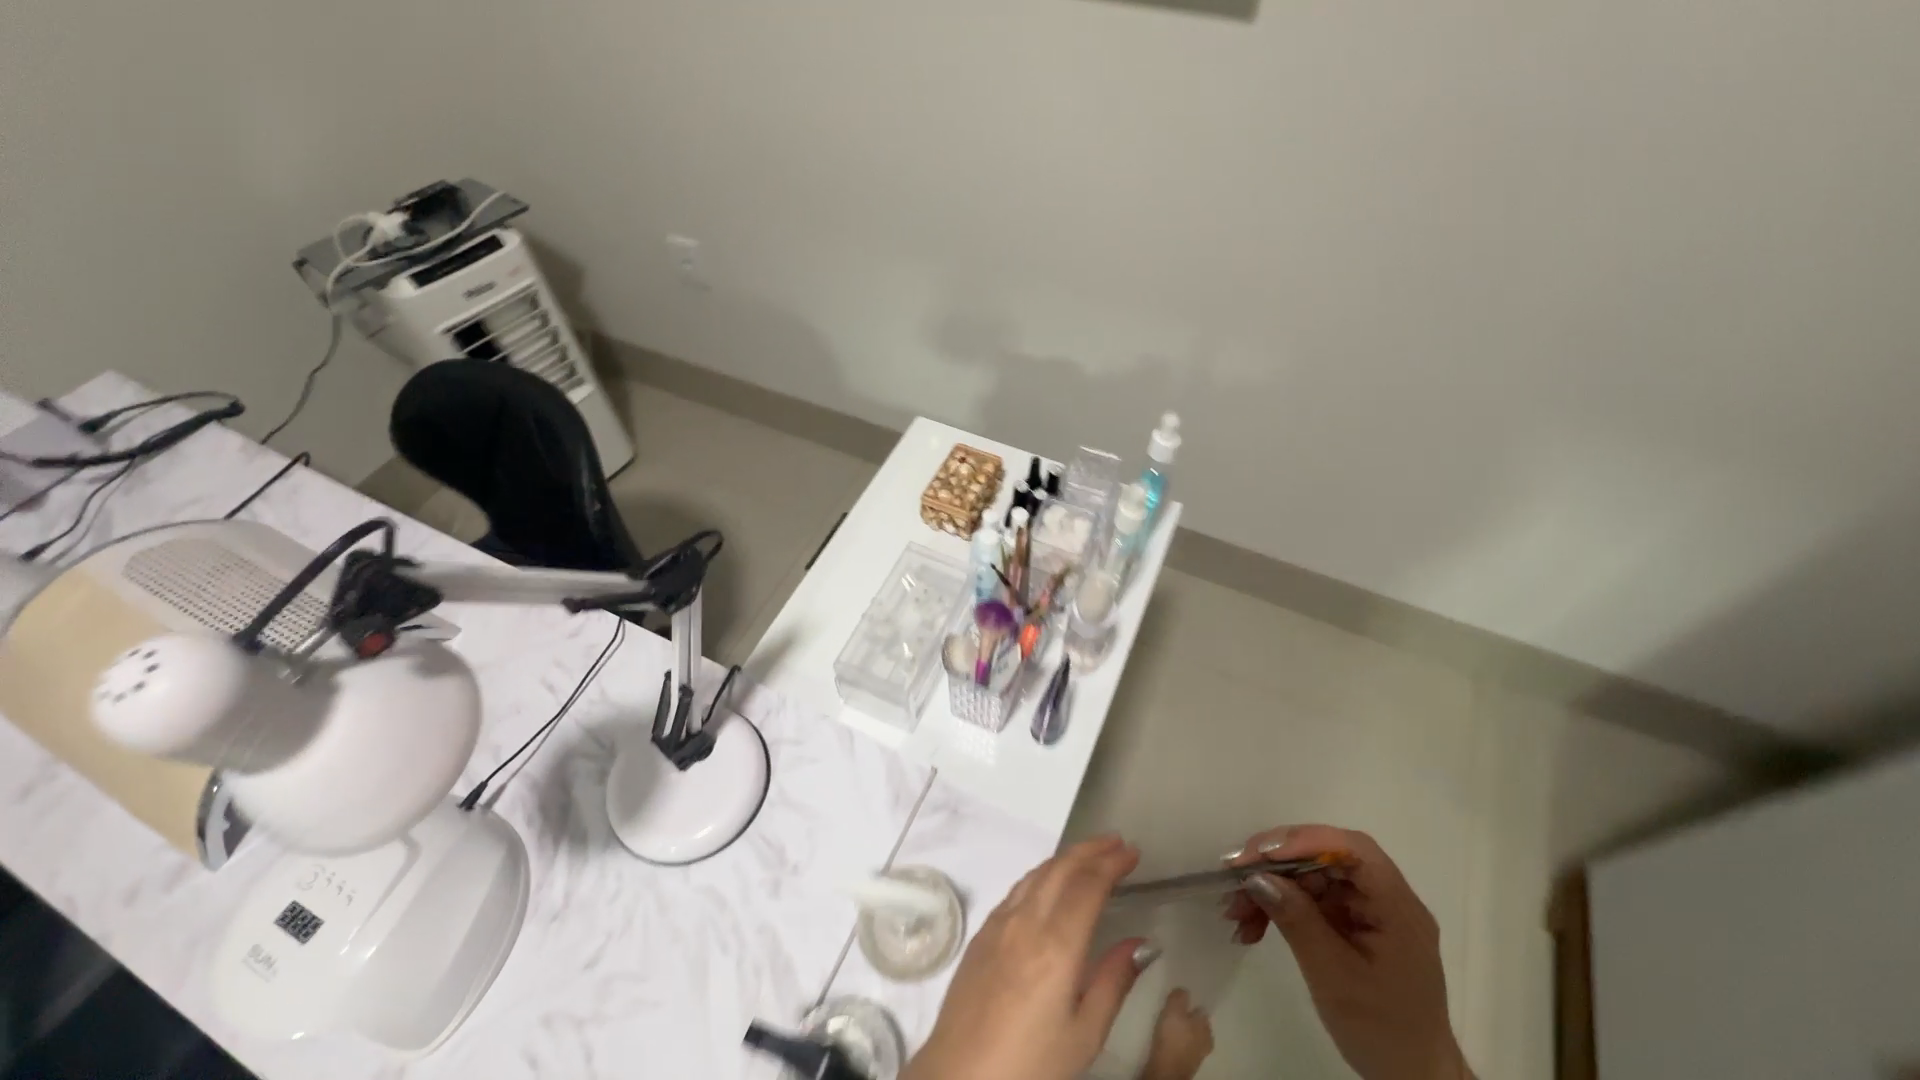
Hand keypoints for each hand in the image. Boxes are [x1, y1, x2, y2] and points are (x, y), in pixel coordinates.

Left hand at [904, 834, 1156, 1079]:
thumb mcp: (1084, 1032)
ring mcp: (997, 926)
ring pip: (1035, 875)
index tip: (1132, 852)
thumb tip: (1141, 943)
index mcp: (1057, 944)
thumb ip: (1113, 980)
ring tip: (1089, 855)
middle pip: (1060, 869)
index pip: (1088, 885)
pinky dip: (1040, 875)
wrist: (959, 1075)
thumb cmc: (1030, 1062)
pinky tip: (1048, 884)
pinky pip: (1016, 891)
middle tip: (1117, 843)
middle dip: (1091, 850)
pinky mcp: (980, 937)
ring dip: (1065, 858)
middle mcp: (1025, 923)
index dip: (1112, 863)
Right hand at [1224, 825, 1471, 1079]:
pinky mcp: (1354, 926)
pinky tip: (1253, 927)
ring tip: (1235, 913)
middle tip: (1234, 879)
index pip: (1353, 850)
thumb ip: (1297, 921)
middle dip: (1276, 866)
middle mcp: (1386, 899)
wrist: (1412, 1078)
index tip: (1258, 855)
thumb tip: (1258, 876)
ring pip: (1312, 879)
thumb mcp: (1334, 976)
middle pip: (1327, 859)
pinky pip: (1312, 902)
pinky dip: (1281, 909)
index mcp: (1397, 906)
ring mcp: (1370, 912)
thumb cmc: (1381, 1029)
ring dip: (1271, 889)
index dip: (1304, 841)